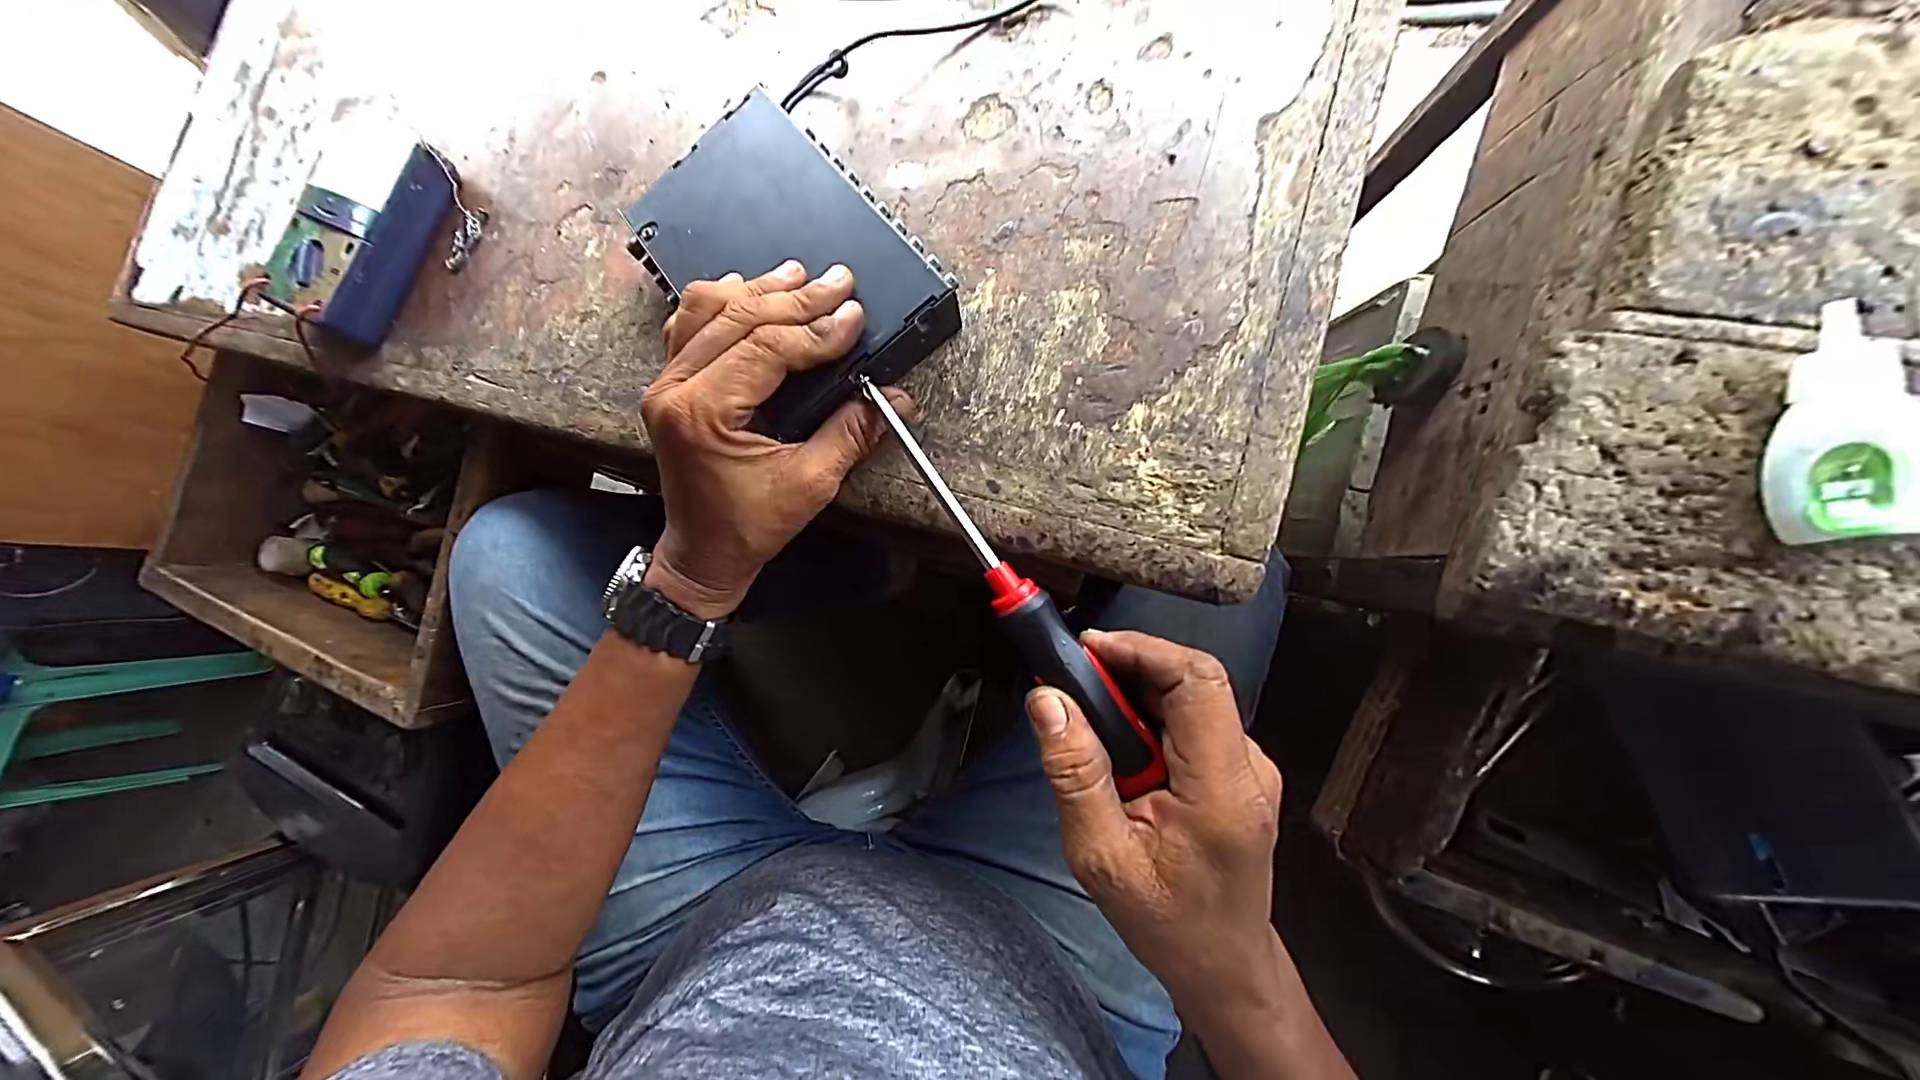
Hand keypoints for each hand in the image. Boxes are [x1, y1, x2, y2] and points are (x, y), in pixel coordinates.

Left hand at [640, 261, 915, 618]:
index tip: (853, 316)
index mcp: (702, 414)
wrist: (704, 552)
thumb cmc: (746, 527)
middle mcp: (675, 390)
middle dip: (795, 297)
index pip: (765, 349)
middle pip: (738, 318)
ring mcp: (667, 384)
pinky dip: (723, 303)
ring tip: (799, 275)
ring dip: (758, 290)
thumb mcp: (810, 484)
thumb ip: (851, 434)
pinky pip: (690, 325)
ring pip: (707, 310)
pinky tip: (747, 290)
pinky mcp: (672, 386)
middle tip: (838, 281)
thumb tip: (894, 400)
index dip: (816, 330)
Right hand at [1025, 630, 1285, 1015]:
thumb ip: (1075, 774)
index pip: (1196, 679)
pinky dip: (1148, 711)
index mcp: (1223, 787)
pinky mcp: (1236, 769)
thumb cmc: (1167, 921)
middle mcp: (1247, 765)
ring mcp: (1247, 766)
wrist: (1223, 963)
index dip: (1141, 650)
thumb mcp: (1102, 856)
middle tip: (1076, 679)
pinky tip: (1117, 737)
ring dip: (1135, 689)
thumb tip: (1048, 701)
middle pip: (1191, 679)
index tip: (1087, 650)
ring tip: (1089, 711)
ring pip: (1189, 694)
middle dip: (1128, 666)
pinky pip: (1190, 717)